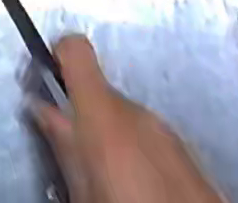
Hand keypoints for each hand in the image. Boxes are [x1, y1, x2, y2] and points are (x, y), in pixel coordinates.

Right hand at [31, 36, 224, 202]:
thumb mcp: (81, 192)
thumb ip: (61, 144)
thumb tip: (43, 109)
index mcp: (104, 113)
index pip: (76, 50)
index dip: (59, 55)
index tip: (50, 78)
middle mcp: (139, 113)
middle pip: (102, 94)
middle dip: (86, 118)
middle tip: (80, 157)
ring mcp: (172, 136)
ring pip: (129, 121)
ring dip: (116, 142)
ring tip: (114, 186)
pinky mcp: (194, 161)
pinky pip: (154, 144)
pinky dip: (142, 160)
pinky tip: (143, 195)